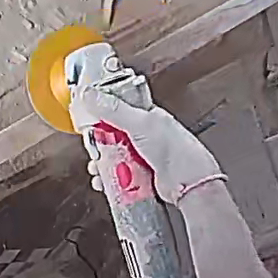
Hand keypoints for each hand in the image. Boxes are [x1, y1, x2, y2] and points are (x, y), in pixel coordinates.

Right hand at [69, 91, 224, 205]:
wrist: (189, 183)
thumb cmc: (176, 149)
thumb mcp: (141, 123)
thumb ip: (114, 109)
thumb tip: (90, 94)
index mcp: (148, 117)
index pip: (118, 110)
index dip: (101, 115)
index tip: (88, 121)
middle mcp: (145, 137)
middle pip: (112, 137)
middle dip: (99, 145)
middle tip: (93, 149)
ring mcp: (143, 158)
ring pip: (114, 159)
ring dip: (102, 165)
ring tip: (98, 169)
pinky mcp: (141, 178)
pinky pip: (119, 177)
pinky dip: (110, 181)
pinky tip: (106, 182)